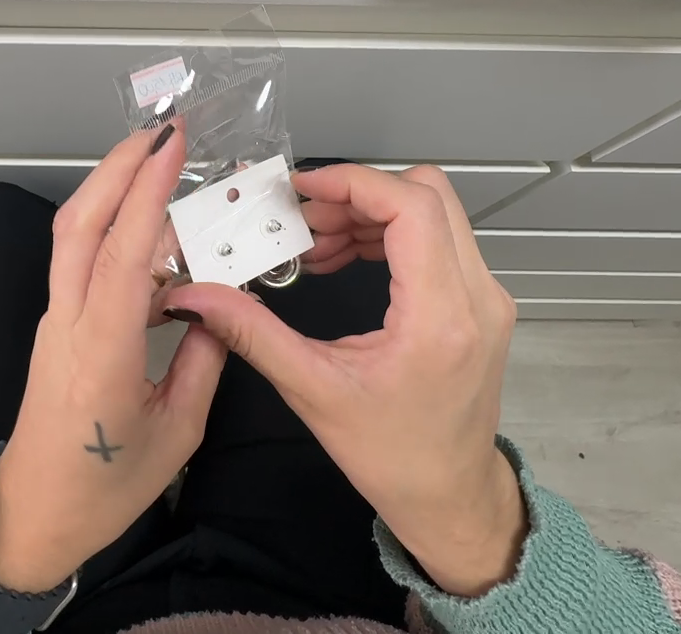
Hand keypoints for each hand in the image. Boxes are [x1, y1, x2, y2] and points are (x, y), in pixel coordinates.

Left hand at [0, 125, 228, 591]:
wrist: (30, 515)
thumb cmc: (104, 488)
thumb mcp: (175, 434)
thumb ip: (203, 360)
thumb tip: (221, 303)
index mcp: (102, 352)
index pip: (122, 254)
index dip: (146, 192)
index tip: (171, 143)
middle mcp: (69, 322)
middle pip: (80, 223)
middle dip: (117, 166)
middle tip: (160, 129)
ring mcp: (56, 318)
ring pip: (73, 235)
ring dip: (111, 188)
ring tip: (157, 160)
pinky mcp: (57, 323)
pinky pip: (81, 260)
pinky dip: (112, 227)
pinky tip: (150, 228)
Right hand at [162, 164, 525, 596]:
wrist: (451, 498)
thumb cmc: (388, 454)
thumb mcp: (311, 390)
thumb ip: (251, 332)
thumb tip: (195, 295)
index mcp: (440, 316)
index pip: (412, 208)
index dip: (354, 182)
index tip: (301, 189)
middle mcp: (477, 295)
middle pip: (428, 193)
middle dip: (358, 192)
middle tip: (304, 219)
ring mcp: (485, 295)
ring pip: (433, 210)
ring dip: (369, 212)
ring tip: (315, 244)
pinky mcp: (478, 300)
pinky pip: (436, 237)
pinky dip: (385, 232)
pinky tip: (341, 258)